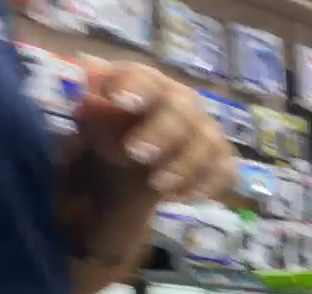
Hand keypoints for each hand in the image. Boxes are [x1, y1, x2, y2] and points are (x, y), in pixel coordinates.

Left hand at [74, 56, 234, 199]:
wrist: (130, 158)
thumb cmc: (105, 128)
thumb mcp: (86, 117)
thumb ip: (90, 109)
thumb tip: (92, 100)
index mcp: (146, 82)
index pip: (145, 79)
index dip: (135, 88)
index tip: (118, 101)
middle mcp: (184, 103)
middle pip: (182, 114)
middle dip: (161, 135)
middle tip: (136, 154)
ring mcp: (209, 133)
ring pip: (209, 146)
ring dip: (183, 167)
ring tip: (157, 184)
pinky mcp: (224, 161)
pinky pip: (224, 173)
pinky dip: (205, 185)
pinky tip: (180, 195)